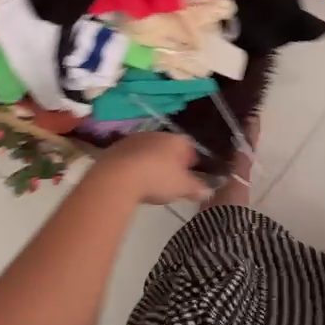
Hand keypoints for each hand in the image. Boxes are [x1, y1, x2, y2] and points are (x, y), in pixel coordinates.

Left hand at [90, 133, 209, 205]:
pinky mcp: (117, 147)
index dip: (192, 163)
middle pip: (169, 148)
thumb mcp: (183, 188)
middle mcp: (157, 134)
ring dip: (151, 163)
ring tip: (150, 183)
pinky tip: (133, 181)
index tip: (191, 178)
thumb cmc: (158, 179)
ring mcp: (135, 139)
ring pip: (149, 151)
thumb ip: (197, 188)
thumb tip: (207, 190)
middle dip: (171, 163)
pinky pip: (131, 157)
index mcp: (177, 140)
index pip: (191, 148)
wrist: (117, 176)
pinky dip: (134, 166)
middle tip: (171, 182)